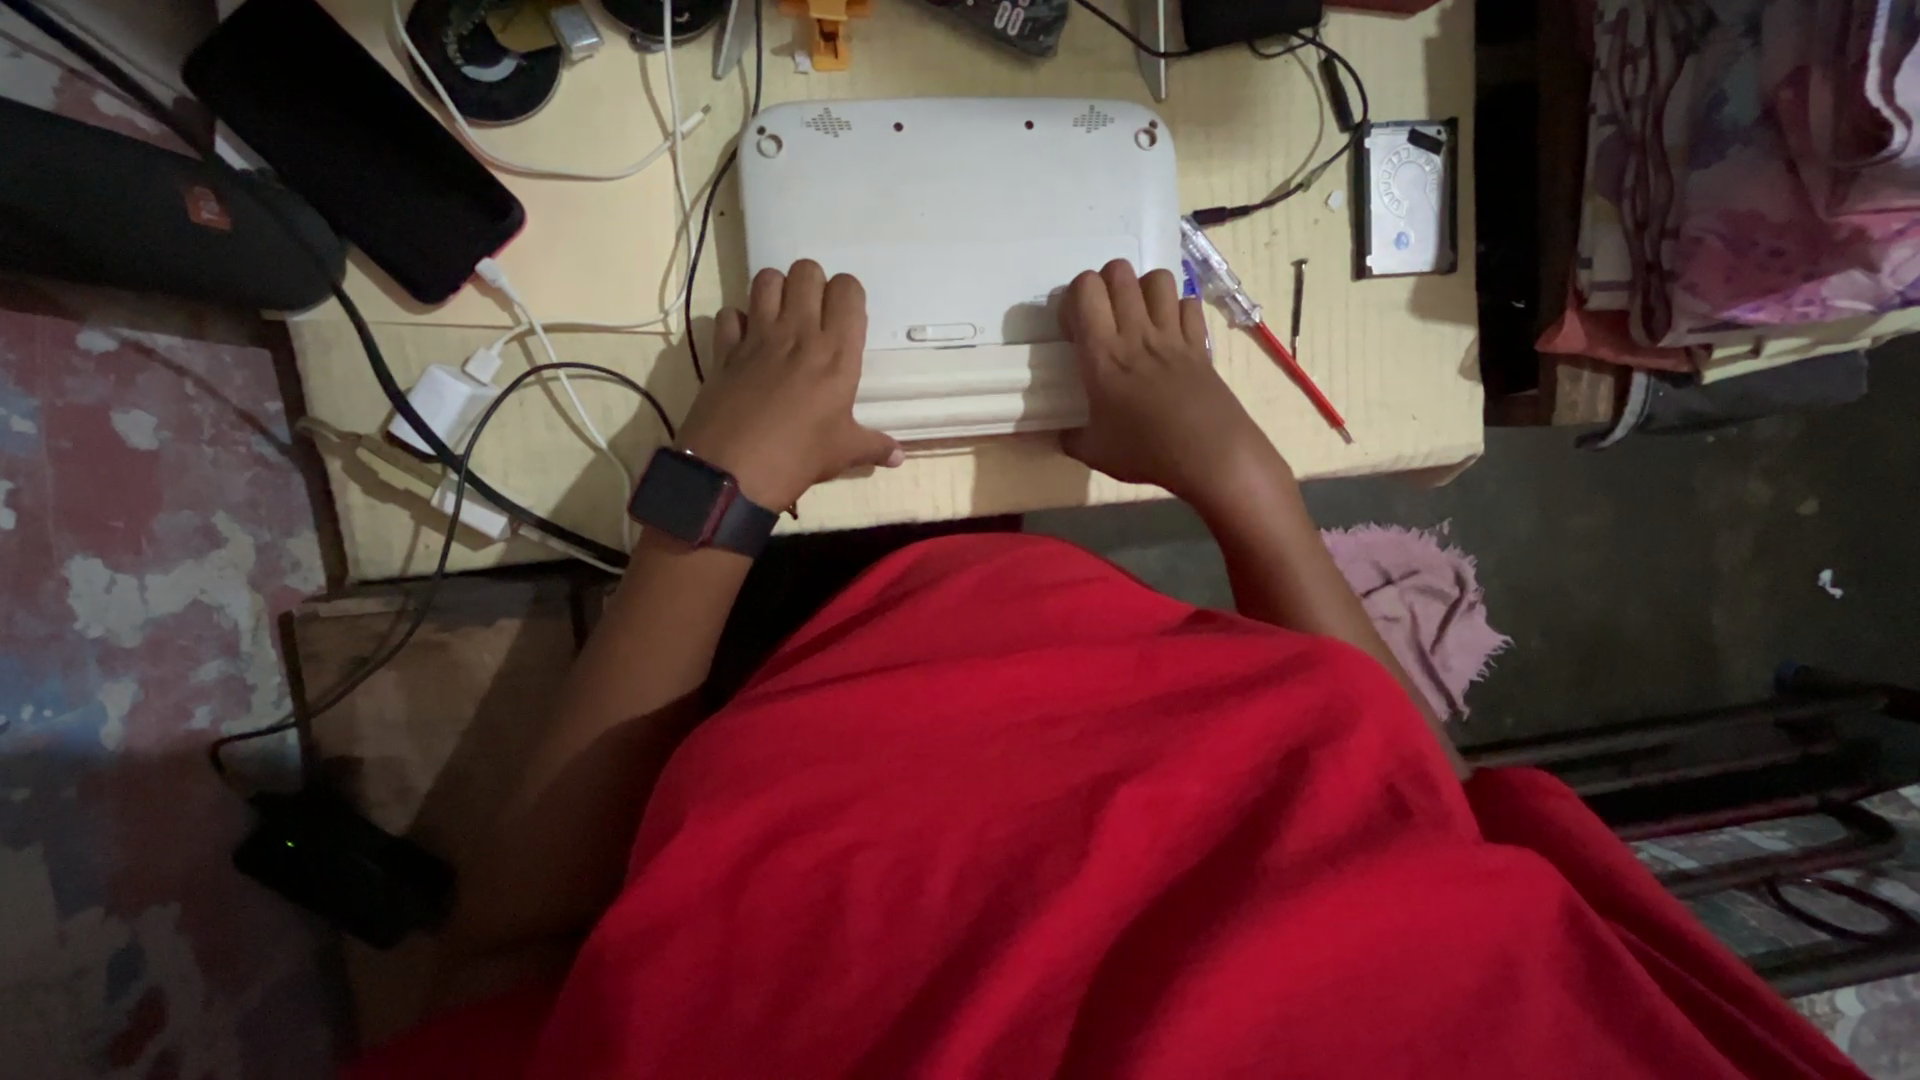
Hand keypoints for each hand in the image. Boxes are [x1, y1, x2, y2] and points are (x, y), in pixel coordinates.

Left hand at [677, 260, 902, 509]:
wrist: (733, 472)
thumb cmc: (799, 458)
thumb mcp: (843, 453)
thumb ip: (873, 446)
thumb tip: (899, 457)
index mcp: (836, 353)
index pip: (848, 290)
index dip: (848, 296)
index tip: (846, 319)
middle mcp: (798, 333)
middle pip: (807, 271)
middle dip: (813, 284)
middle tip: (814, 315)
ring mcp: (757, 337)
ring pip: (766, 279)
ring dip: (775, 291)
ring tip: (781, 318)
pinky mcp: (724, 349)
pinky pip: (729, 314)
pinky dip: (738, 321)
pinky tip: (746, 342)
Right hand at [1060, 260, 1284, 512]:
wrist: (1210, 455)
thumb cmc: (1146, 452)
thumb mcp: (1095, 453)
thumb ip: (1072, 439)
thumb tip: (1061, 436)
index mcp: (1102, 355)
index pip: (1084, 290)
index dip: (1072, 300)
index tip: (1072, 329)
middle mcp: (1136, 333)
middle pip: (1118, 272)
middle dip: (1104, 285)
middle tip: (1102, 317)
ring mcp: (1172, 335)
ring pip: (1157, 278)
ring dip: (1142, 289)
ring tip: (1137, 317)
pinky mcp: (1200, 343)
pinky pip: (1189, 304)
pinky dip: (1178, 309)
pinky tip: (1171, 332)